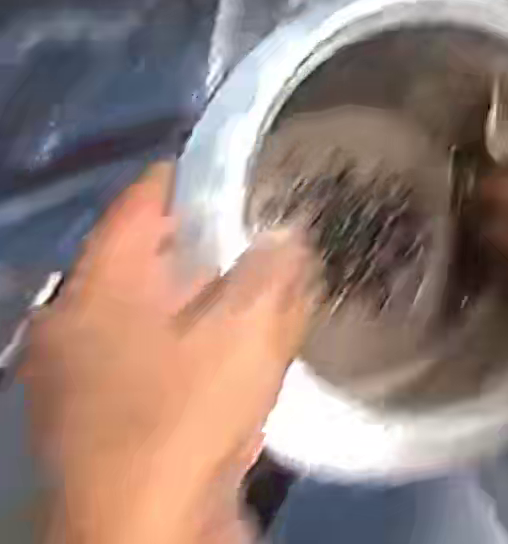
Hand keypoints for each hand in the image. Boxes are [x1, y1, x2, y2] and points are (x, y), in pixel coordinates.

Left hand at [25, 163, 315, 543]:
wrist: (146, 513)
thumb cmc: (193, 401)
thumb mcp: (254, 319)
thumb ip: (275, 262)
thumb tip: (283, 232)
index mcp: (97, 292)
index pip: (140, 205)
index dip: (190, 172)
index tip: (245, 152)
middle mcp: (71, 320)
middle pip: (145, 251)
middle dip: (209, 229)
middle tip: (273, 210)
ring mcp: (77, 365)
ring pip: (152, 294)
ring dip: (206, 277)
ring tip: (268, 264)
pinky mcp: (100, 398)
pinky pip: (155, 334)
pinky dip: (197, 317)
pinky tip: (243, 324)